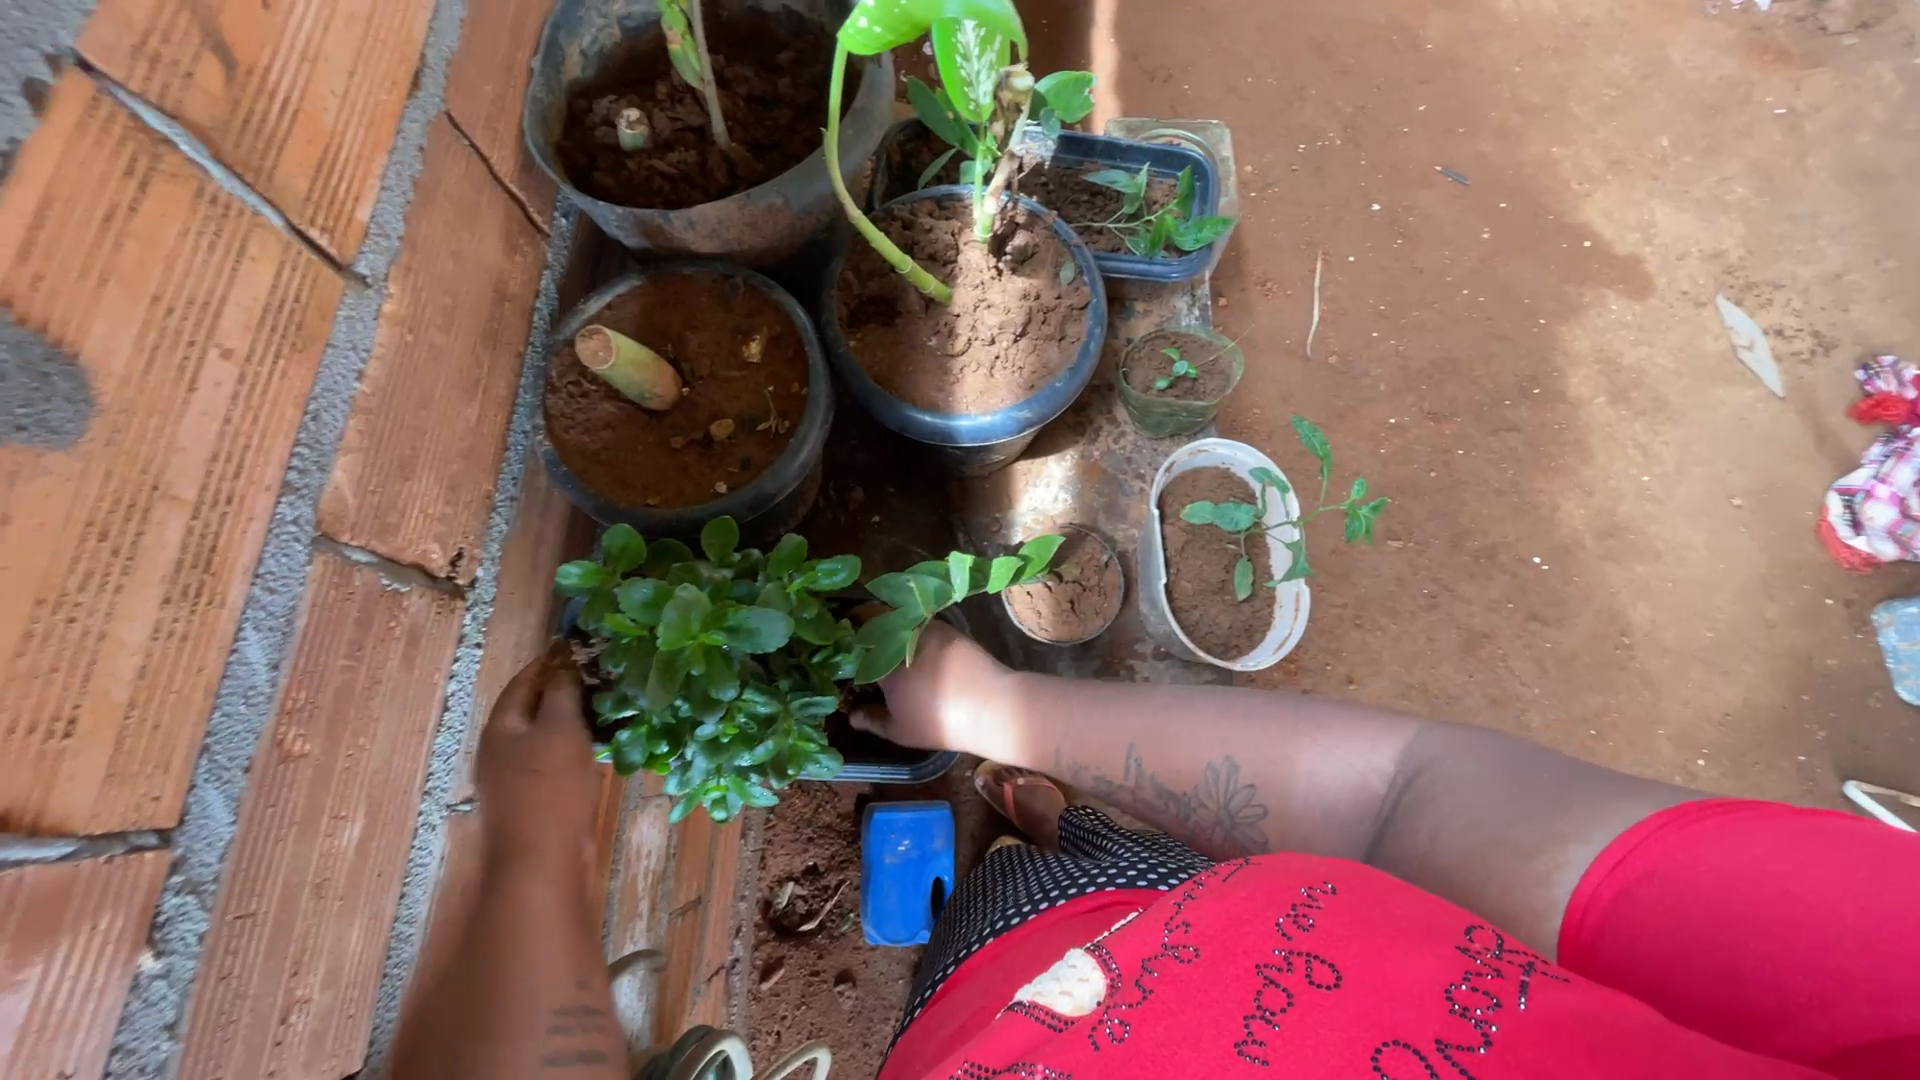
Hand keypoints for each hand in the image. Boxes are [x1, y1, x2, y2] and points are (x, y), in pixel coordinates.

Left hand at [475, 643, 600, 875]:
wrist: (540, 860)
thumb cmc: (550, 788)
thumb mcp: (562, 730)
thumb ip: (563, 693)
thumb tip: (565, 665)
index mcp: (501, 727)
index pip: (522, 680)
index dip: (548, 661)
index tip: (577, 646)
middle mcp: (499, 749)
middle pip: (530, 707)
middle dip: (561, 688)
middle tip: (597, 673)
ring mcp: (513, 776)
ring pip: (543, 734)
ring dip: (570, 717)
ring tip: (604, 704)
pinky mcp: (532, 797)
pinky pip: (552, 758)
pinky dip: (573, 744)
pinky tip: (598, 745)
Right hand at [850, 619, 1016, 755]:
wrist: (991, 705)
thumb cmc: (939, 721)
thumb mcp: (899, 730)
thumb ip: (871, 720)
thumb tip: (851, 715)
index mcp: (882, 660)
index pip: (852, 641)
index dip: (843, 642)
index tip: (838, 649)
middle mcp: (900, 636)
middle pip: (871, 617)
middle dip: (861, 624)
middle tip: (858, 640)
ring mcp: (925, 627)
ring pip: (895, 615)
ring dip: (885, 622)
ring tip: (883, 640)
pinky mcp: (946, 627)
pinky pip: (918, 620)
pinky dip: (908, 626)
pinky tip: (911, 643)